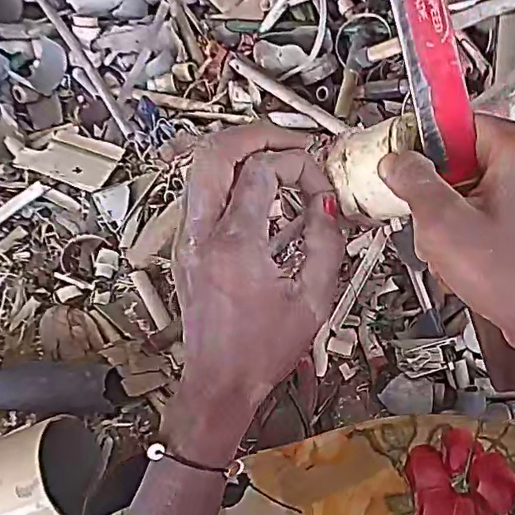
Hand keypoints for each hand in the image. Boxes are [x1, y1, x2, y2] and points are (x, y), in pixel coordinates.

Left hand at [170, 123, 343, 459]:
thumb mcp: (313, 301)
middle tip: (289, 140)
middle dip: (257, 133)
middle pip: (215, 151)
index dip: (298, 164)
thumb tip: (328, 206)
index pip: (263, 171)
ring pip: (200, 167)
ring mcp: (188, 241)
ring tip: (274, 159)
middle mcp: (203, 237)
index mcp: (235, 247)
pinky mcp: (186, 249)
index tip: (318, 183)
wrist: (219, 381)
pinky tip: (258, 194)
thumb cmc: (258, 353)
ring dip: (239, 153)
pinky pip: (202, 194)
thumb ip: (327, 244)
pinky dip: (229, 180)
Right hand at [379, 114, 514, 360]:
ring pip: (471, 186)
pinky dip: (469, 229)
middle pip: (461, 155)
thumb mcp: (444, 225)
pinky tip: (466, 257)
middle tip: (427, 216)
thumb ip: (414, 183)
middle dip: (437, 190)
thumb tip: (397, 161)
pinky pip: (486, 208)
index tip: (401, 157)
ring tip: (453, 246)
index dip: (421, 142)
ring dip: (450, 215)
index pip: (456, 119)